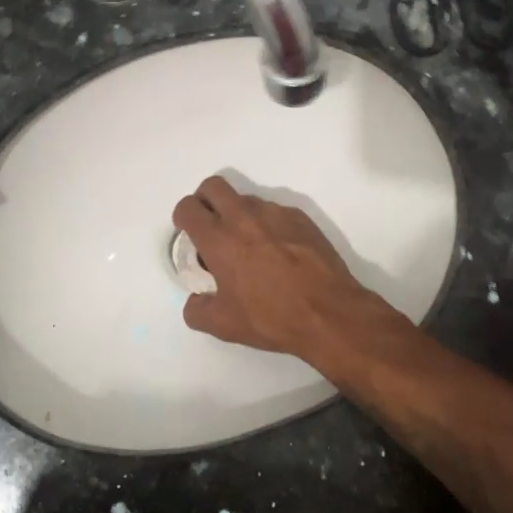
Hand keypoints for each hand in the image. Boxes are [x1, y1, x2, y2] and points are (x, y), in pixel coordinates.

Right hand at [171, 175, 394, 360]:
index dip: (183, 217)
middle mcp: (244, 217)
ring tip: (248, 245)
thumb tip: (195, 300)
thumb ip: (197, 310)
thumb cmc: (272, 318)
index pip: (188, 208)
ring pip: (245, 198)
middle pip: (212, 186)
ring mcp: (275, 213)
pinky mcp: (300, 217)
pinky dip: (267, 223)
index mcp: (219, 239)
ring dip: (237, 213)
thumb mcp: (224, 326)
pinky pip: (274, 211)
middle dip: (205, 200)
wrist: (329, 313)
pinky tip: (278, 251)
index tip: (189, 233)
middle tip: (211, 226)